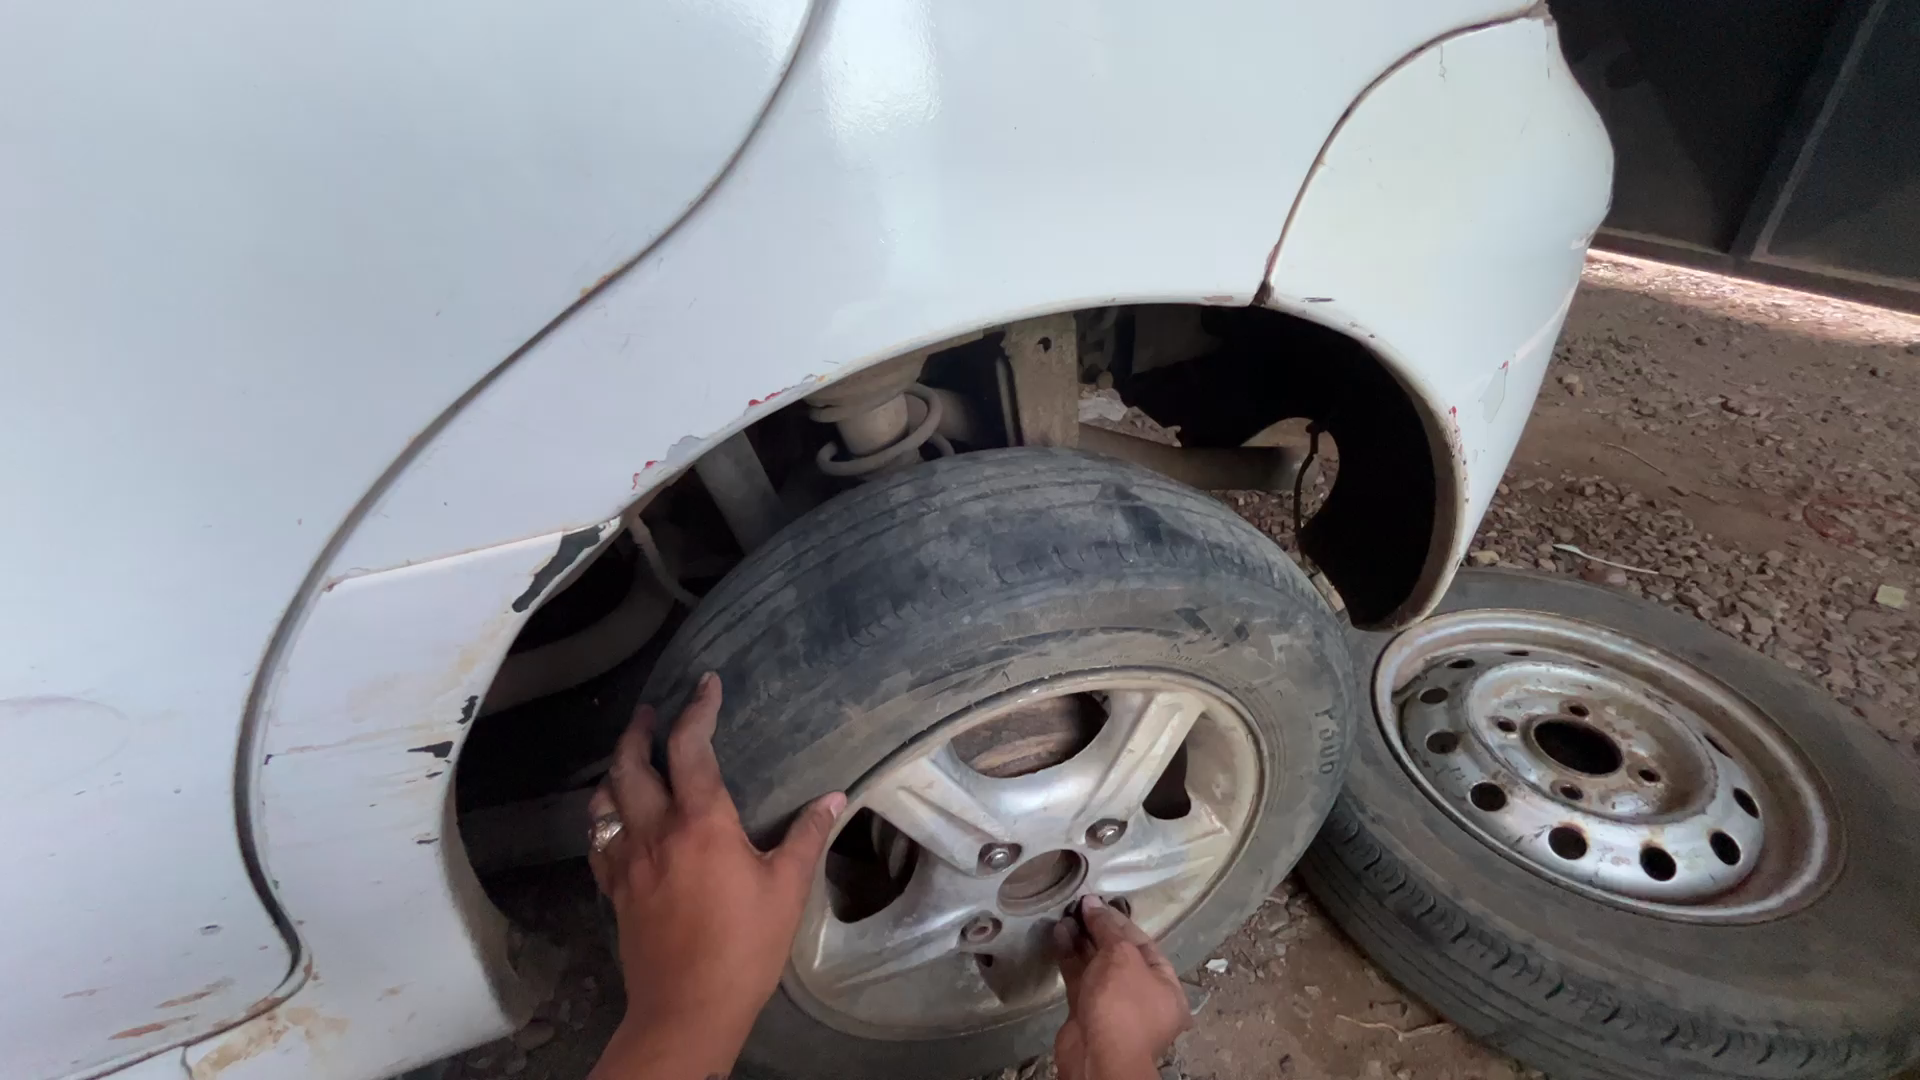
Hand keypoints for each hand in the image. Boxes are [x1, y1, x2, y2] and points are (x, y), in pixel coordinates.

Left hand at [586, 673, 845, 1079]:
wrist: (686, 1010)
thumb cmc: (745, 944)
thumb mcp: (787, 887)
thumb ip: (807, 835)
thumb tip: (835, 797)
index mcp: (702, 822)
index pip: (691, 748)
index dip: (698, 709)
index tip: (707, 683)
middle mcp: (657, 831)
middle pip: (631, 764)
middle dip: (639, 729)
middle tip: (650, 710)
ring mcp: (628, 861)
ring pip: (605, 799)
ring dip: (615, 768)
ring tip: (629, 754)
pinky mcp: (614, 890)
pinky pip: (598, 840)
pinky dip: (603, 815)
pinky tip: (613, 815)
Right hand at [1052, 895, 1191, 1079]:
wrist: (1099, 1058)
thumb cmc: (1123, 1003)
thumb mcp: (1121, 955)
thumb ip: (1107, 927)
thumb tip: (1091, 902)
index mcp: (1165, 987)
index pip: (1143, 943)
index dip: (1119, 920)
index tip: (1098, 902)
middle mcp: (1142, 997)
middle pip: (1118, 953)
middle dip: (1098, 928)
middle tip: (1078, 905)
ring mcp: (1114, 1005)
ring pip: (1096, 964)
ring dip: (1081, 939)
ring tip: (1065, 915)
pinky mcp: (1088, 1012)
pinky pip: (1080, 977)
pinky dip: (1070, 955)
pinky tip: (1059, 933)